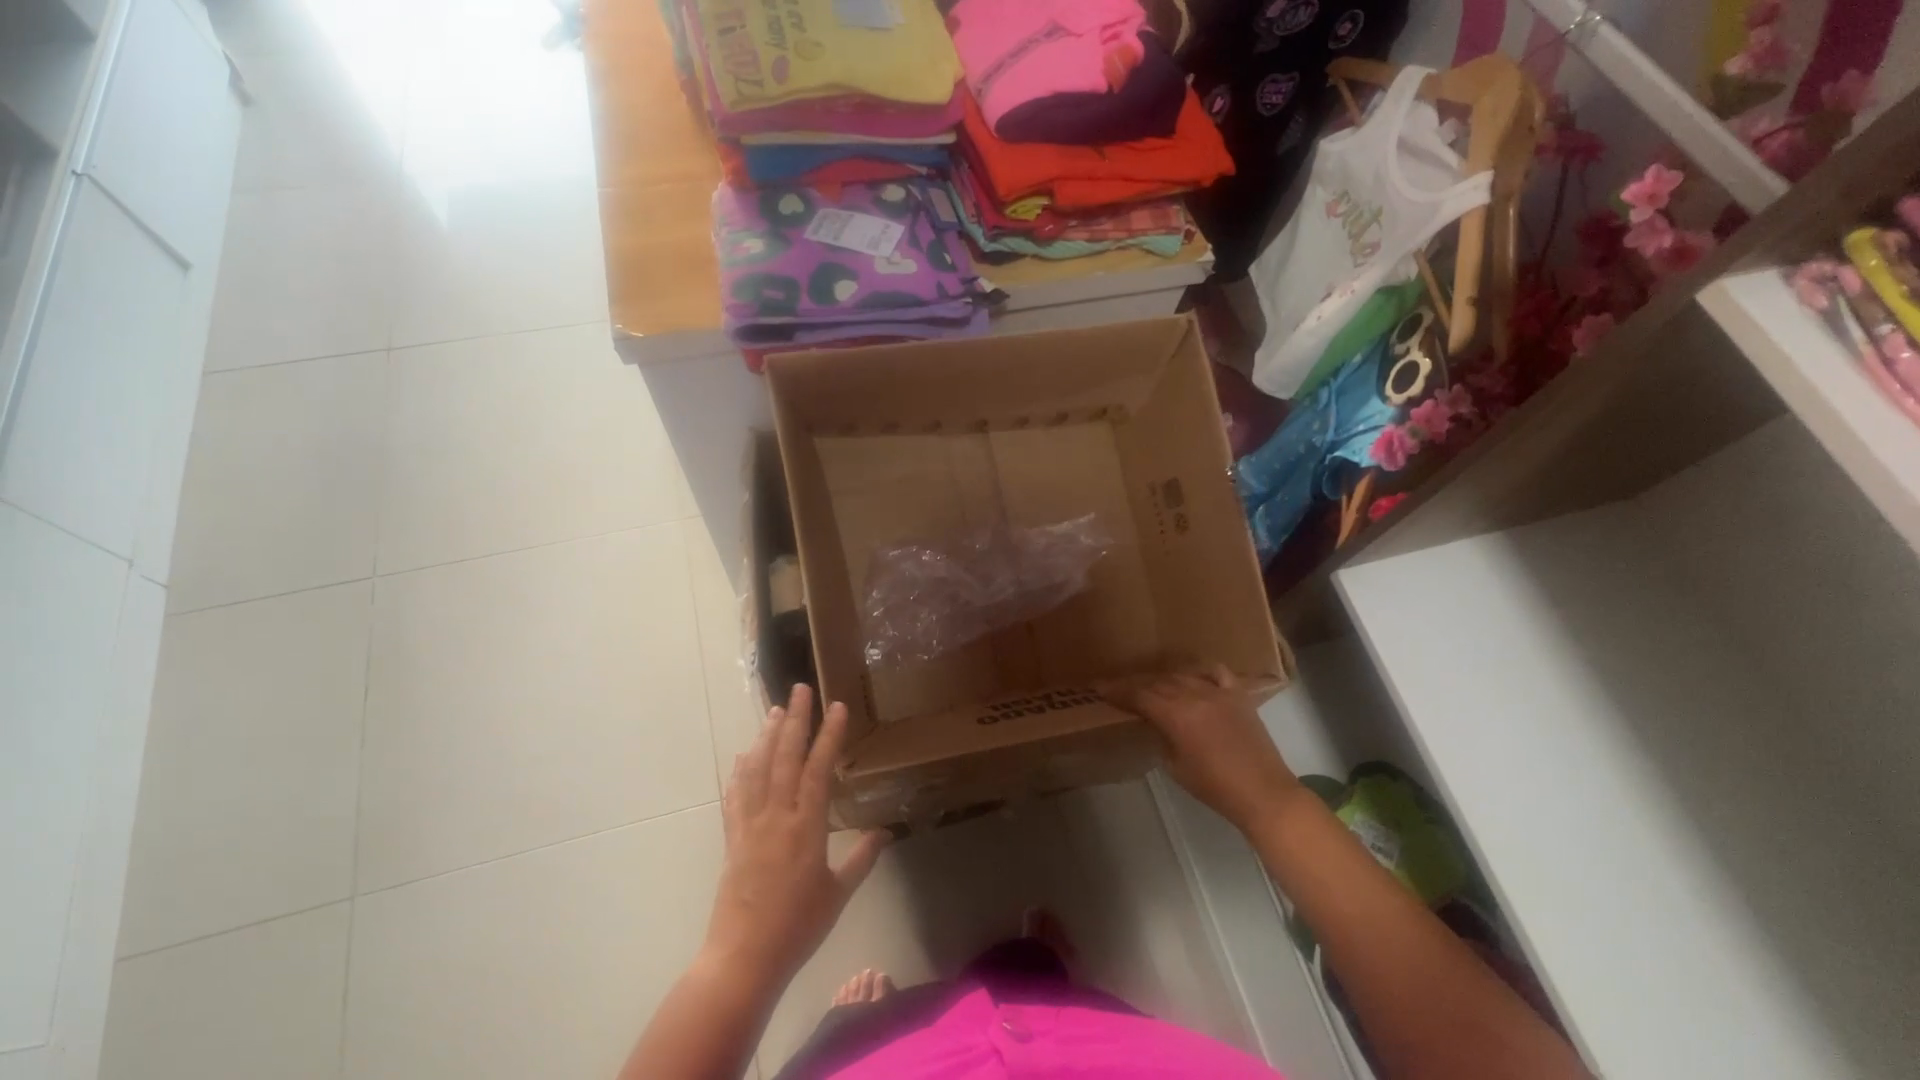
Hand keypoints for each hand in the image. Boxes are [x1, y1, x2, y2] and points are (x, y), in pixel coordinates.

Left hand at [704, 684, 888, 983]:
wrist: (744, 956)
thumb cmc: (798, 927)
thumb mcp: (838, 895)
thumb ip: (861, 860)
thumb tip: (884, 832)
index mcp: (807, 828)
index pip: (819, 769)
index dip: (829, 736)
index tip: (837, 706)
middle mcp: (777, 817)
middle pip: (785, 758)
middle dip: (795, 721)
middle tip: (800, 689)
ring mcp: (750, 826)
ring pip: (757, 770)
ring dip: (766, 737)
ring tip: (775, 711)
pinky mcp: (732, 839)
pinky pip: (736, 796)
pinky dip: (740, 771)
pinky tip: (744, 757)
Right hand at [1101, 664, 1300, 834]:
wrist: (1263, 792)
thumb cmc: (1214, 787)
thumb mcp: (1175, 765)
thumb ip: (1161, 737)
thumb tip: (1154, 723)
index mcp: (1176, 714)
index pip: (1139, 695)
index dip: (1117, 691)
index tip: (1098, 687)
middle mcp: (1195, 695)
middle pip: (1158, 683)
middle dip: (1135, 684)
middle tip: (1118, 687)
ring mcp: (1219, 692)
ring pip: (1183, 675)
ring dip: (1164, 678)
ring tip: (1151, 685)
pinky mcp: (1239, 696)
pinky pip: (1216, 673)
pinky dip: (1200, 671)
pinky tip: (1192, 676)